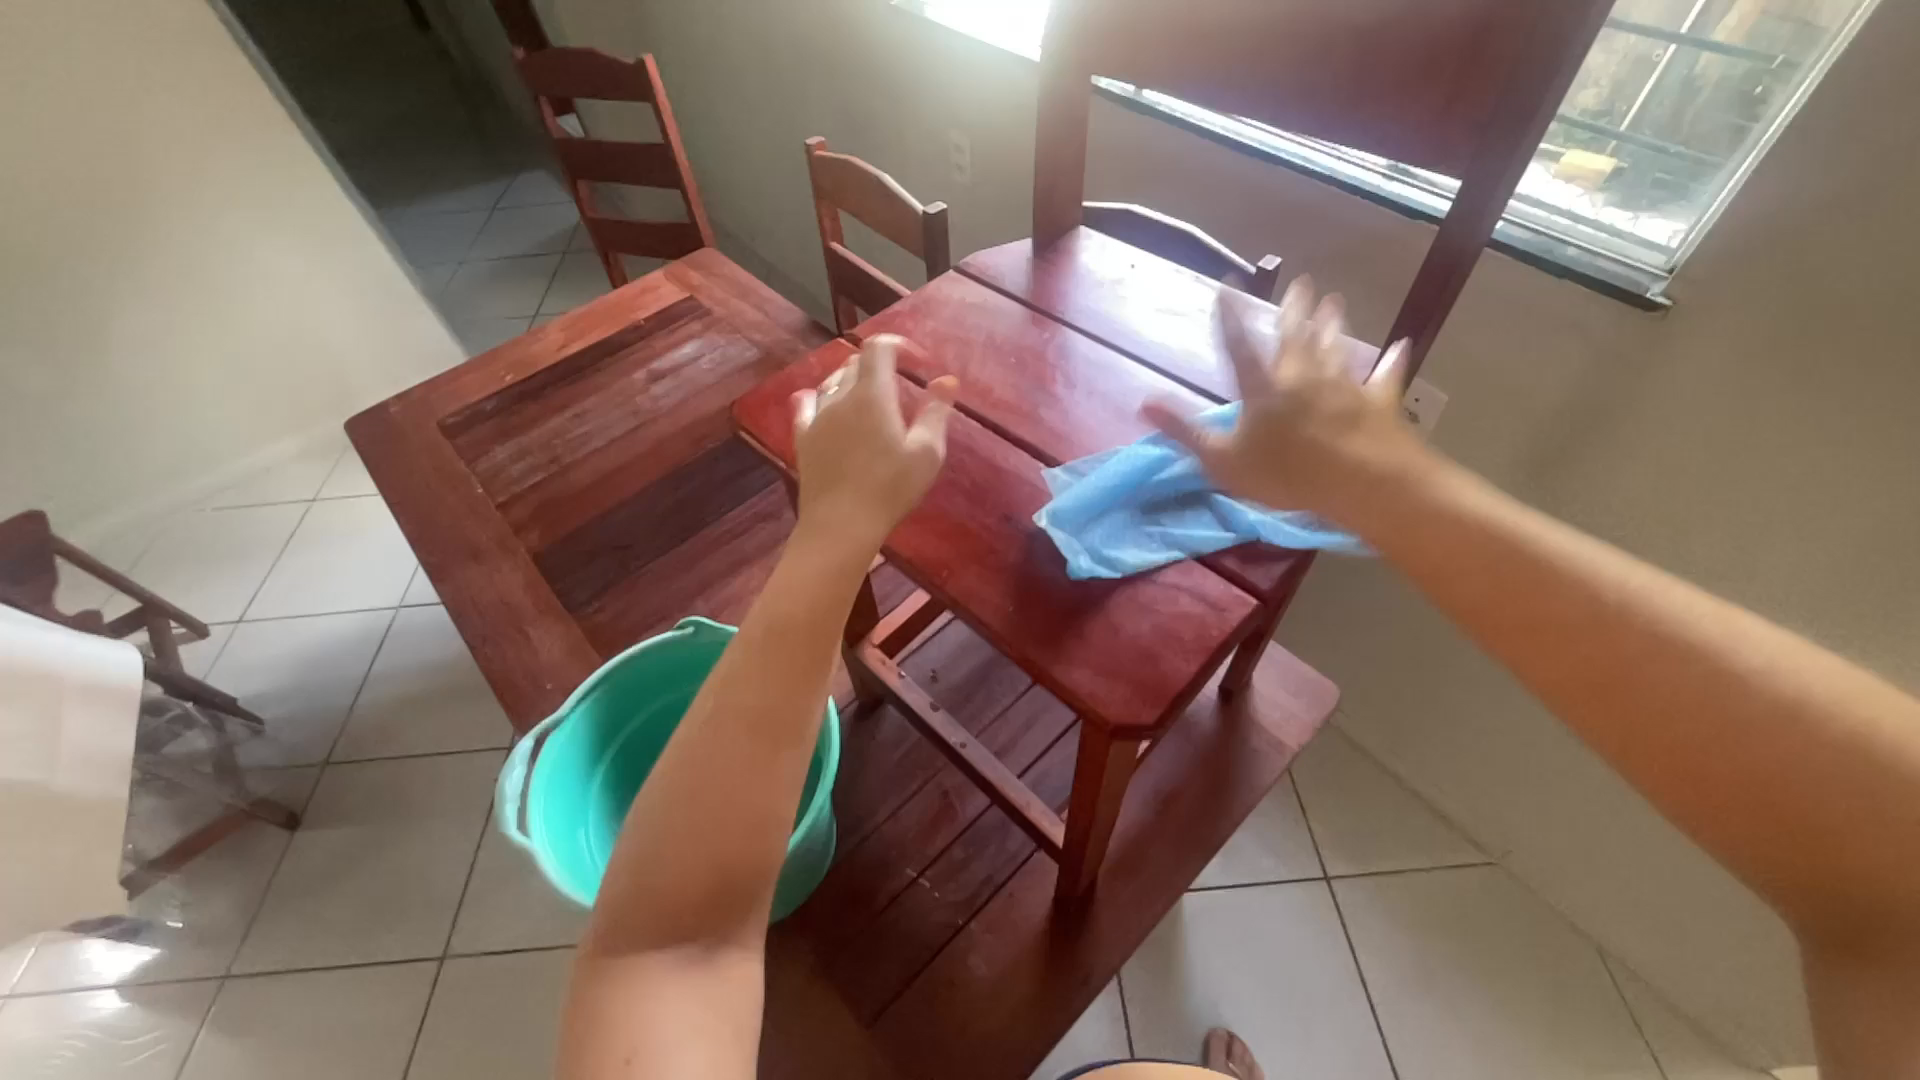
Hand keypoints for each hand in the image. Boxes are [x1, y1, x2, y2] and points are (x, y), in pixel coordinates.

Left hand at [791, 334, 957, 551]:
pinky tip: (825, 407)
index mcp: (873, 394)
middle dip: (878, 365)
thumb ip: (936, 412)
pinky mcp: (802, 438)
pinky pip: (806, 404)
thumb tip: (947, 379)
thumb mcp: (926, 453)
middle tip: (899, 387)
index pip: (878, 348)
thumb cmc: (890, 489)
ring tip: (869, 399)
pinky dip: (821, 398)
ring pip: (831, 381)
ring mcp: (817, 416)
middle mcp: (840, 397)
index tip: (917, 362)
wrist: (841, 525)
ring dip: (852, 380)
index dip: (898, 345)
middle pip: (855, 363)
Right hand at [1142, 277, 1432, 527]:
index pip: (1239, 347)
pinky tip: (1399, 345)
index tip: (1227, 287)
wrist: (1360, 482)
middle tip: (1300, 282)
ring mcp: (1343, 388)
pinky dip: (1390, 361)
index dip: (1230, 318)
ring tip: (1334, 301)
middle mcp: (1302, 378)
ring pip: (1336, 349)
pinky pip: (1384, 377)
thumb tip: (1144, 403)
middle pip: (1295, 337)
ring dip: (1334, 325)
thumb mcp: (1222, 460)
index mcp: (1263, 390)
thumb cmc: (1285, 476)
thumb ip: (1185, 431)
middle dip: (1294, 309)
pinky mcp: (1377, 403)